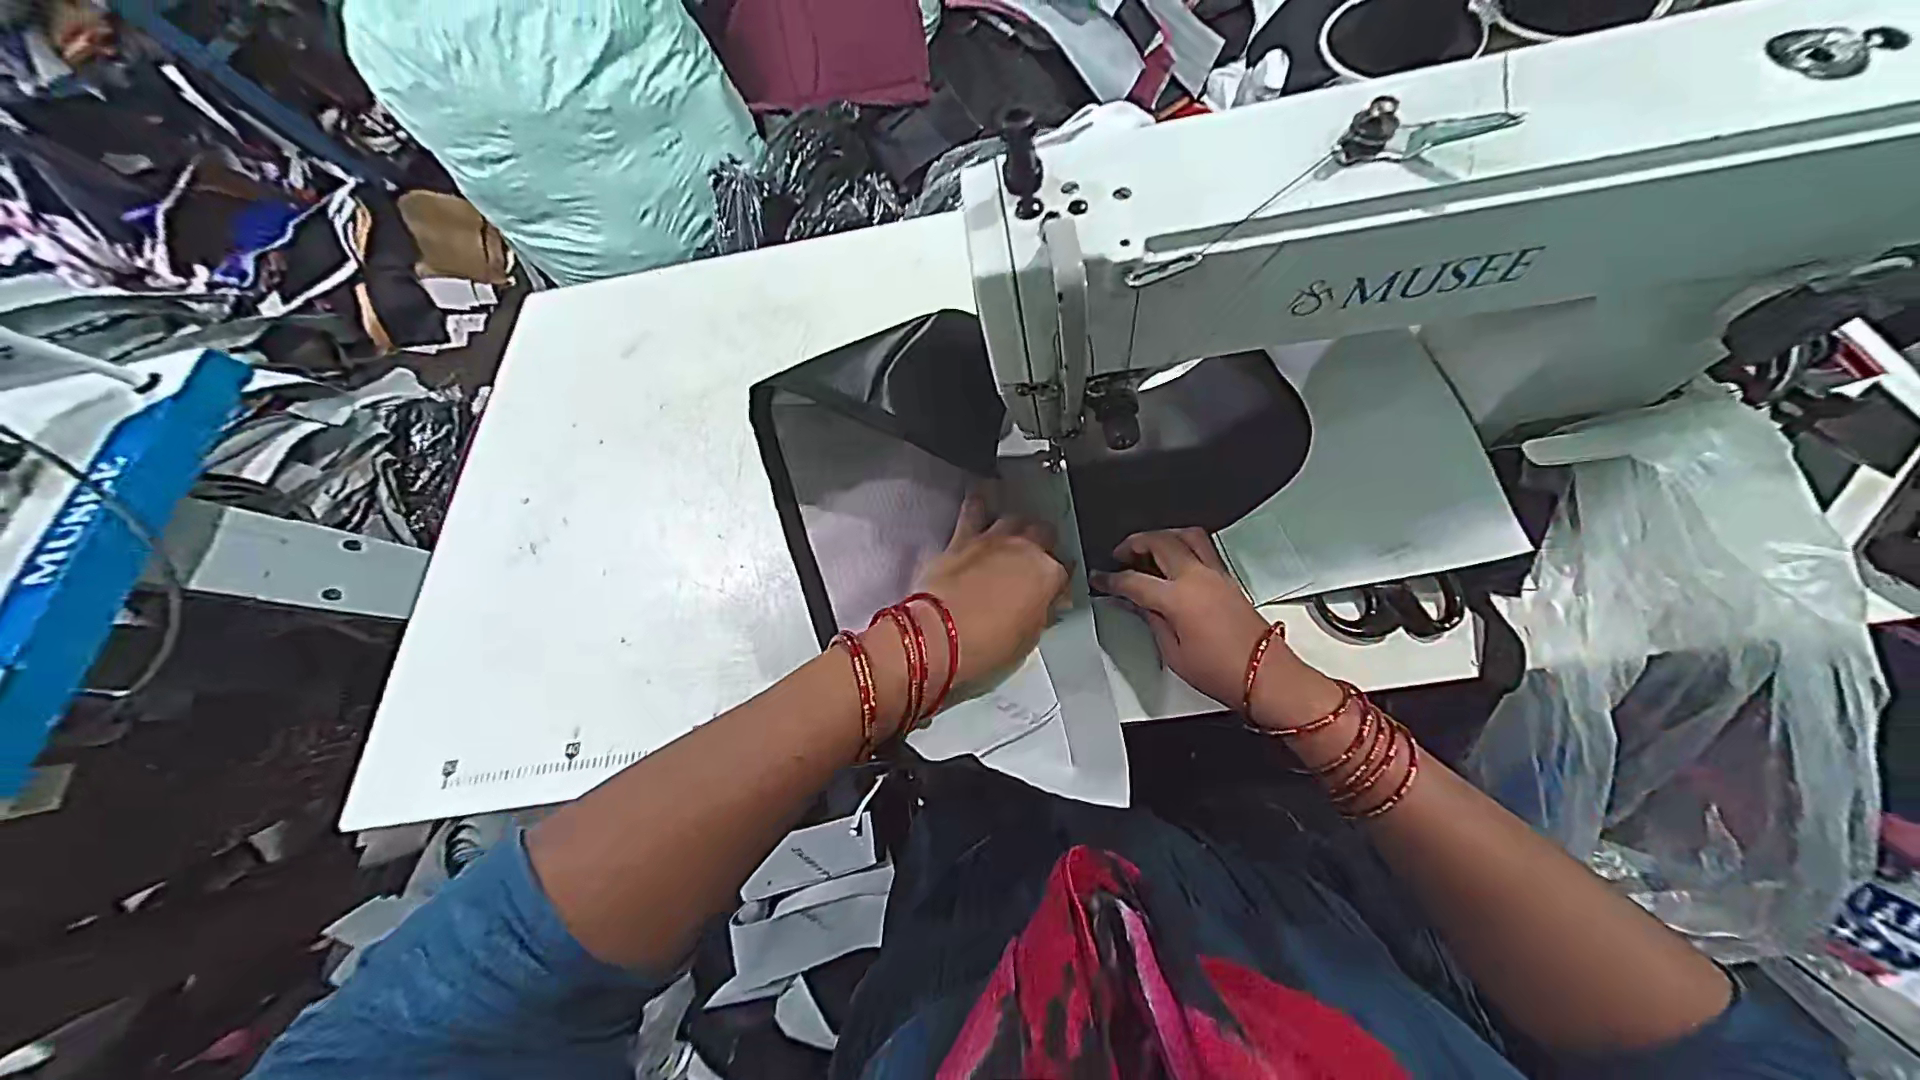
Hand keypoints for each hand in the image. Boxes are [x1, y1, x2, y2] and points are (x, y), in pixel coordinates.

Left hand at [909, 493, 1068, 691]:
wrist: (940, 635)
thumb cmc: (986, 643)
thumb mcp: (1027, 639)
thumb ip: (1040, 614)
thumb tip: (1044, 607)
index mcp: (1047, 574)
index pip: (1065, 569)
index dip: (1061, 578)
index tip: (1056, 587)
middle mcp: (1024, 549)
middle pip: (1044, 533)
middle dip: (1045, 542)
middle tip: (1039, 554)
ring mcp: (992, 540)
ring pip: (1015, 517)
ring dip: (1018, 523)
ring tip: (1017, 529)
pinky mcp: (962, 539)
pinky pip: (974, 510)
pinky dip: (979, 503)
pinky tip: (981, 497)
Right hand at [1092, 528, 1273, 708]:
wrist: (1264, 676)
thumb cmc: (1224, 671)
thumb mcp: (1173, 653)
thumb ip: (1153, 620)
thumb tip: (1139, 605)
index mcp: (1178, 599)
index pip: (1133, 580)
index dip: (1111, 579)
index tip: (1100, 578)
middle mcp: (1198, 578)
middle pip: (1159, 542)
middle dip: (1134, 544)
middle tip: (1120, 554)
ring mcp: (1216, 575)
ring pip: (1185, 535)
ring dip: (1162, 535)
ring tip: (1147, 547)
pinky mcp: (1228, 579)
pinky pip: (1203, 547)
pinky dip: (1183, 544)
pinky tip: (1175, 557)